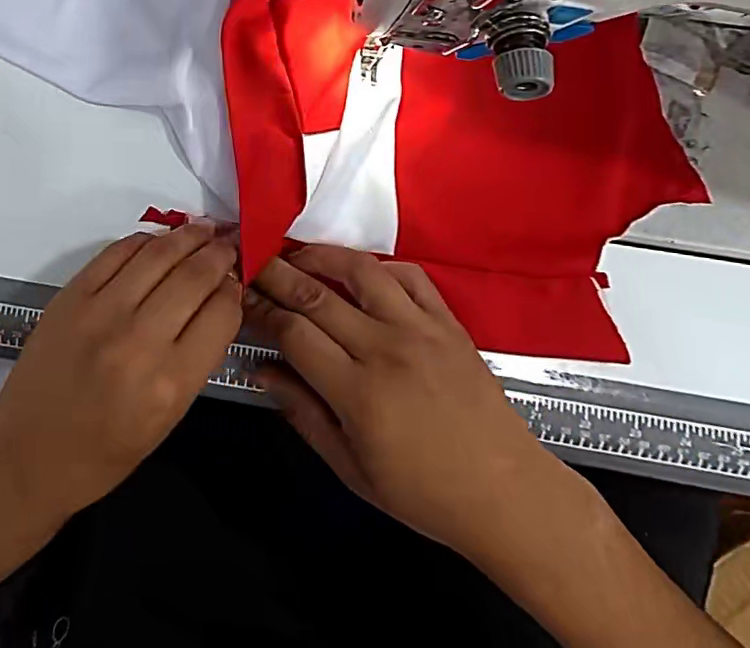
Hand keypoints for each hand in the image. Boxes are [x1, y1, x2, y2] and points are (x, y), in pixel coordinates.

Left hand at [0, 224, 241, 593]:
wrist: (27, 456)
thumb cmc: (104, 452)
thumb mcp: (169, 418)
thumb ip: (197, 357)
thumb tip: (218, 301)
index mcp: (170, 383)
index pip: (222, 313)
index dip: (235, 289)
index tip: (237, 279)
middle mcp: (138, 341)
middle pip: (195, 276)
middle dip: (219, 254)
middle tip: (229, 243)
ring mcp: (100, 313)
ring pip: (158, 255)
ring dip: (188, 236)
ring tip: (204, 229)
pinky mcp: (71, 297)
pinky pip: (117, 253)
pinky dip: (144, 240)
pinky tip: (159, 240)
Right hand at [243, 245, 568, 561]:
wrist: (506, 493)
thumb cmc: (424, 493)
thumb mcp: (351, 468)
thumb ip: (302, 414)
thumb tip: (263, 372)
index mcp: (358, 392)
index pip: (293, 332)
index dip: (261, 311)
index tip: (244, 300)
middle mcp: (386, 349)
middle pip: (317, 295)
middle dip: (276, 274)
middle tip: (254, 262)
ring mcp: (420, 330)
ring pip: (361, 271)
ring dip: (322, 256)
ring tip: (297, 254)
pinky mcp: (448, 323)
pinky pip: (410, 276)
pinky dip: (380, 266)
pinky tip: (360, 272)